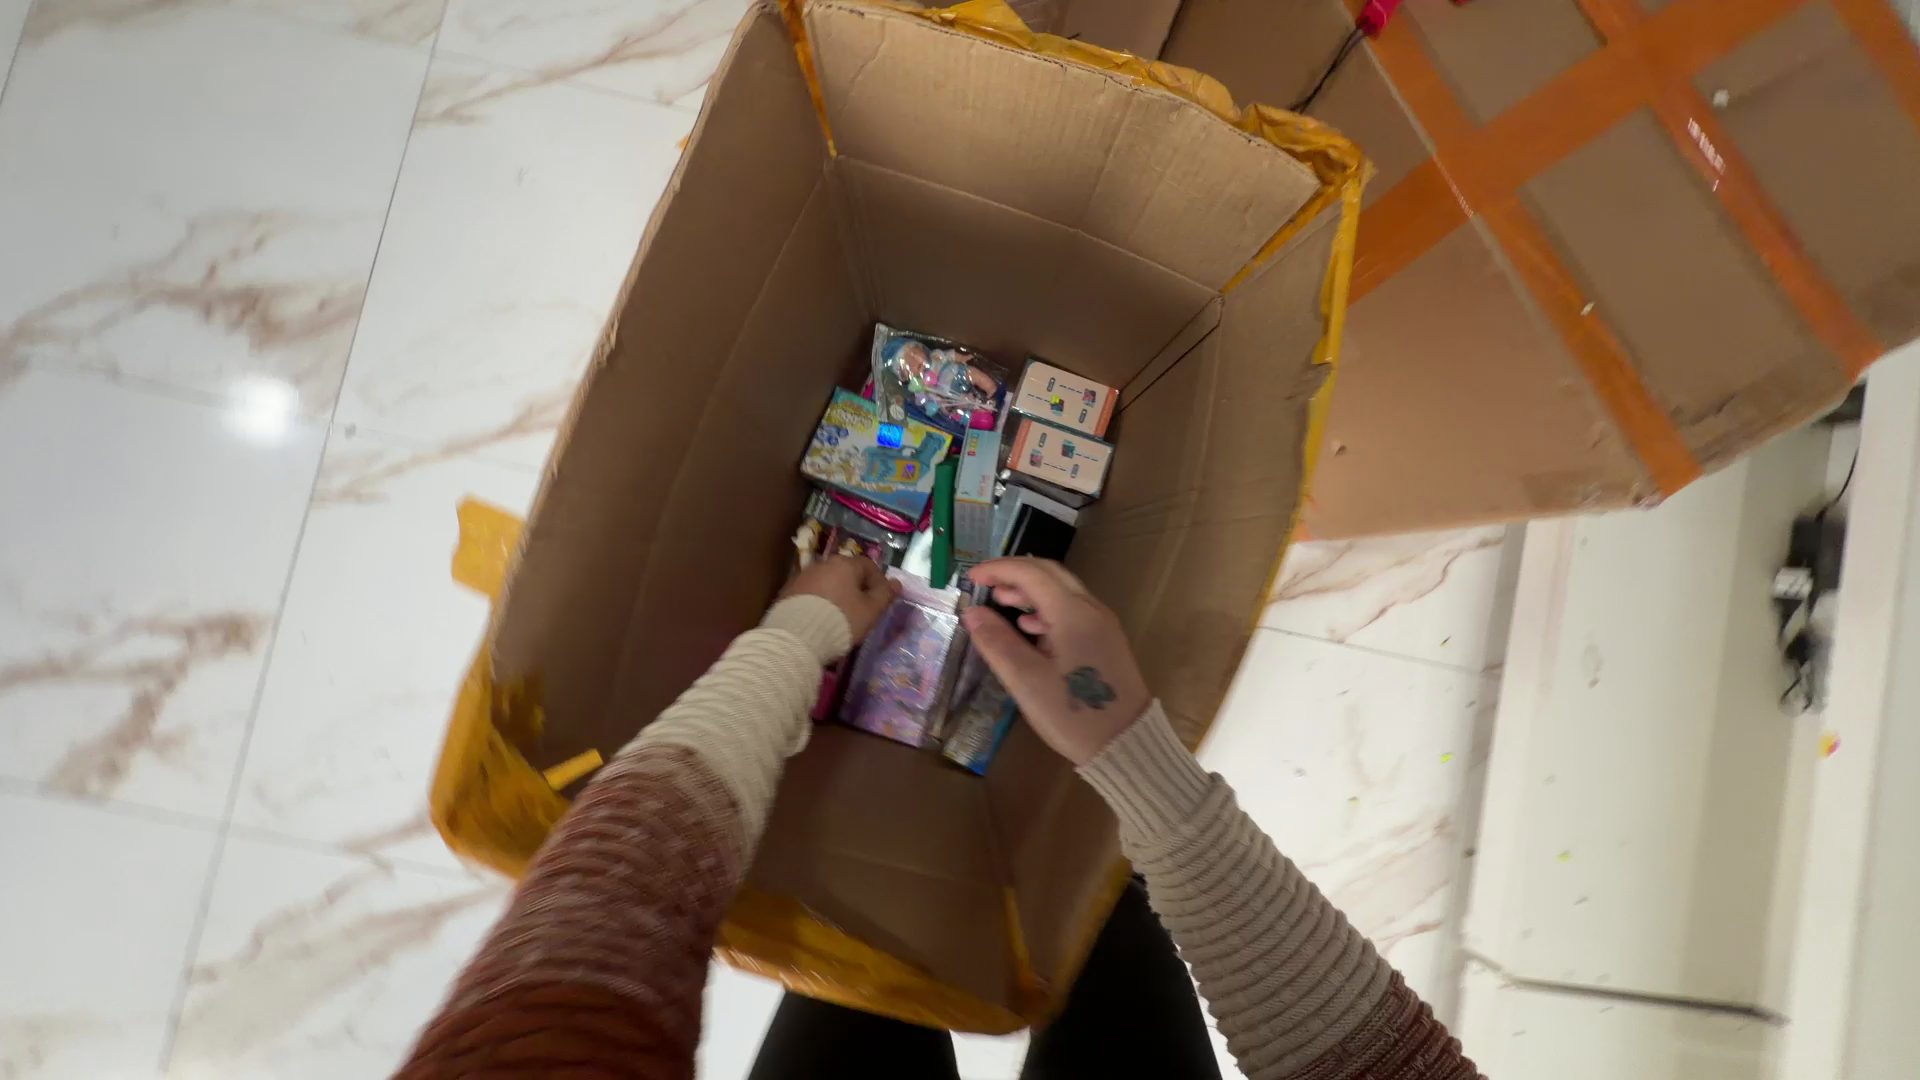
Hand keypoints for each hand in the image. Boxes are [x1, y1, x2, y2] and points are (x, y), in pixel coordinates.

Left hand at [781, 555, 899, 643]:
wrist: (797, 636)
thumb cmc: (842, 619)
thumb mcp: (870, 611)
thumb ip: (885, 595)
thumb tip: (897, 582)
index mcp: (845, 564)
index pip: (868, 565)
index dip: (878, 581)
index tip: (881, 599)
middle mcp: (823, 564)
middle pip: (845, 572)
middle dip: (856, 587)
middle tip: (861, 608)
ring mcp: (802, 576)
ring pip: (826, 581)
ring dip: (836, 593)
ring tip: (839, 615)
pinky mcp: (787, 591)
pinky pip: (810, 592)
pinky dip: (818, 601)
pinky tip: (820, 618)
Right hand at [961, 558, 1149, 765]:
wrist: (1127, 745)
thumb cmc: (1073, 713)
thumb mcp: (1026, 680)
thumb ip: (997, 642)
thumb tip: (972, 613)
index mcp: (1071, 612)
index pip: (1030, 573)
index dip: (998, 569)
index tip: (971, 577)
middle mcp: (1091, 609)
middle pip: (1050, 574)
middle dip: (1015, 573)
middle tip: (986, 584)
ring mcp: (1102, 624)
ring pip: (1062, 591)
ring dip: (1030, 590)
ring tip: (1002, 601)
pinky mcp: (1106, 641)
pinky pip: (1073, 610)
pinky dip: (1046, 608)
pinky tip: (1030, 628)